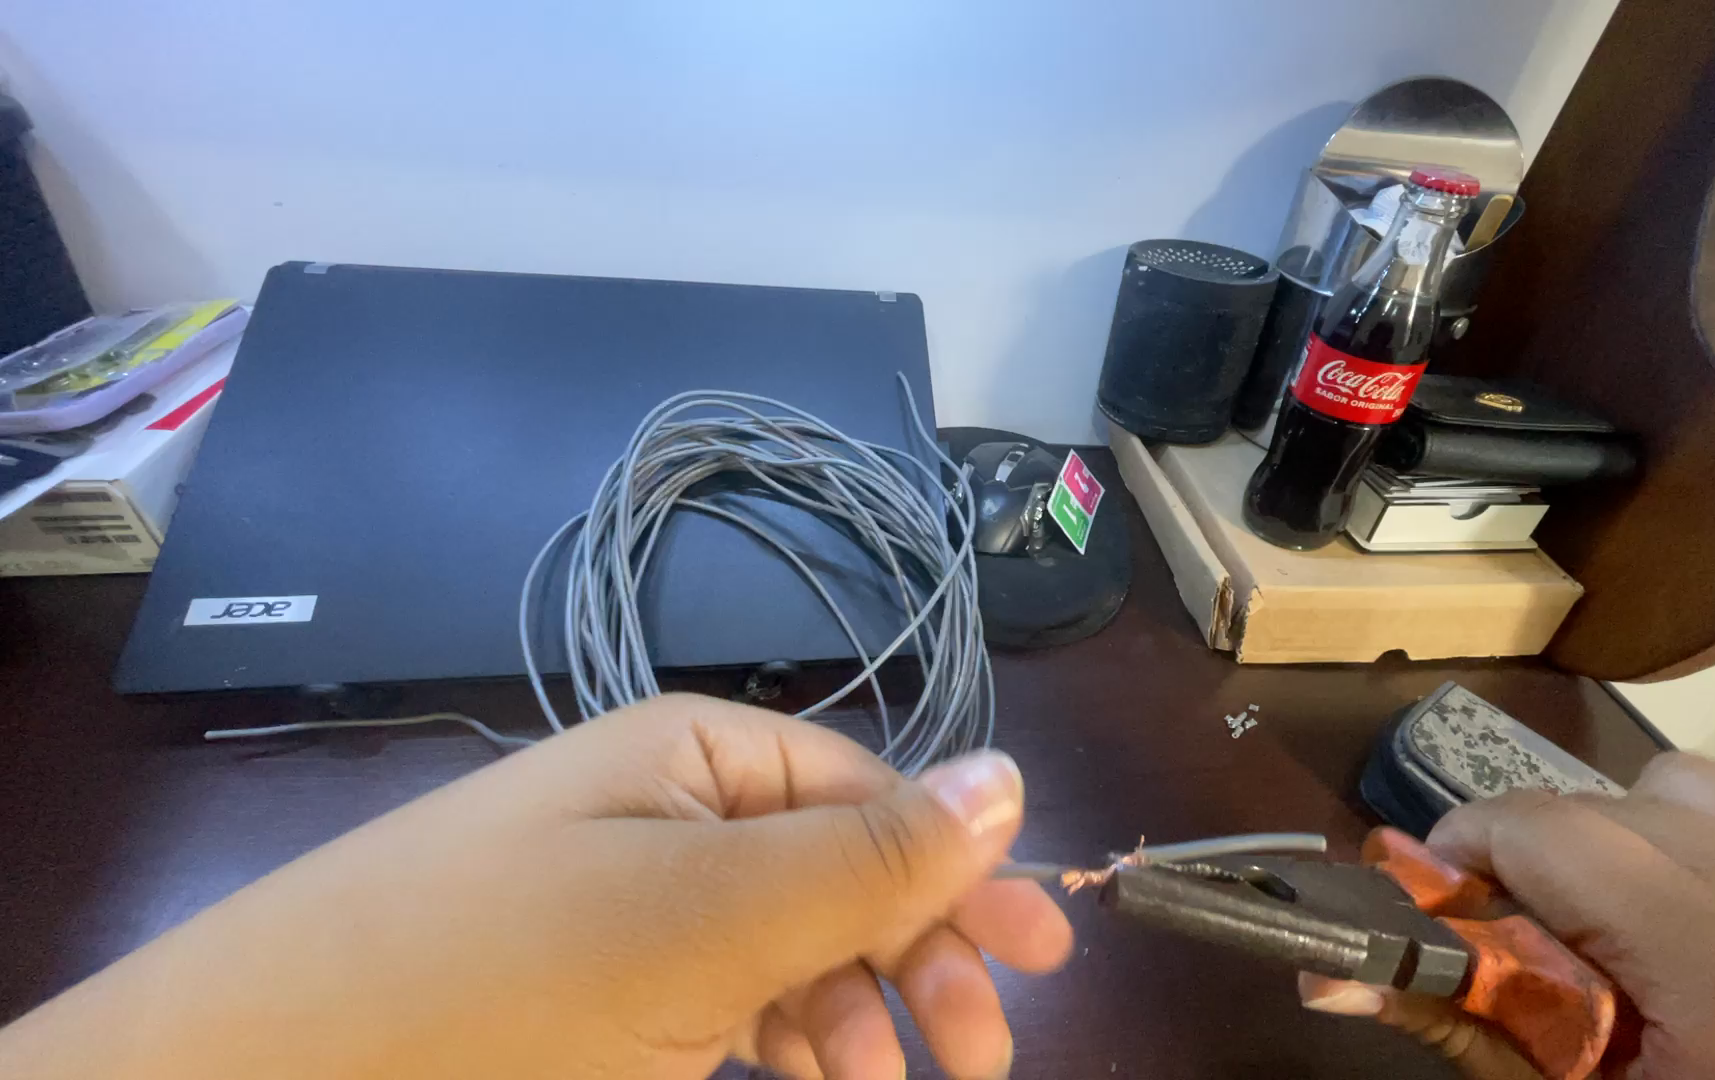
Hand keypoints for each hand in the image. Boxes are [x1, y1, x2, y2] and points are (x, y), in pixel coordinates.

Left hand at [0, 694, 1071, 1079]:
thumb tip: (1008, 775)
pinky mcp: (605, 991)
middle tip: (986, 1048)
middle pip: (839, 869)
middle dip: (920, 951)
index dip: (955, 866)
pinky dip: (785, 1044)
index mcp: (704, 756)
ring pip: (792, 945)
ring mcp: (639, 903)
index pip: (869, 795)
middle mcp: (680, 810)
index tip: (1039, 951)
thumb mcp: (705, 918)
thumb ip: (867, 854)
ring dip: (856, 1012)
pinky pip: (730, 999)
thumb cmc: (489, 987)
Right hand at [1298, 752, 1714, 1078]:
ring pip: (1669, 785)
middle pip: (1584, 809)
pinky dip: (1710, 835)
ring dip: (1627, 844)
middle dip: (1540, 874)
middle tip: (1556, 968)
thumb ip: (1456, 1023)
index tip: (1456, 923)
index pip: (1528, 828)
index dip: (1463, 863)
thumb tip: (1319, 976)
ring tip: (1651, 939)